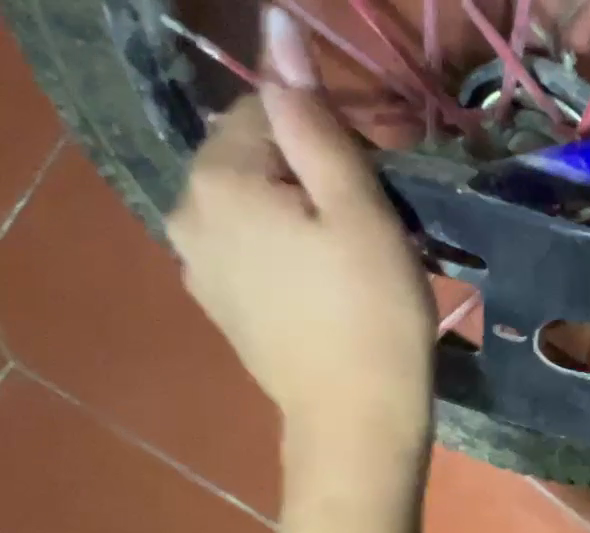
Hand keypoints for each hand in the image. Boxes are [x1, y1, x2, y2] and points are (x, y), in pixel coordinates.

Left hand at [166, 6, 433, 452]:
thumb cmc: (375, 313)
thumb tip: (279, 32)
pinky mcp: (219, 302)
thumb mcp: (361, 213)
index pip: (262, 112)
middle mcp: (188, 210)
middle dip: (310, 177)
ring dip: (299, 217)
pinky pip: (251, 252)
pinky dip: (288, 256)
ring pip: (252, 209)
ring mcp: (197, 262)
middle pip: (252, 160)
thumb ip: (316, 124)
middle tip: (378, 227)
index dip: (328, 138)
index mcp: (221, 179)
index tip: (380, 186)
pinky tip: (330, 292)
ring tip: (358, 262)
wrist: (357, 416)